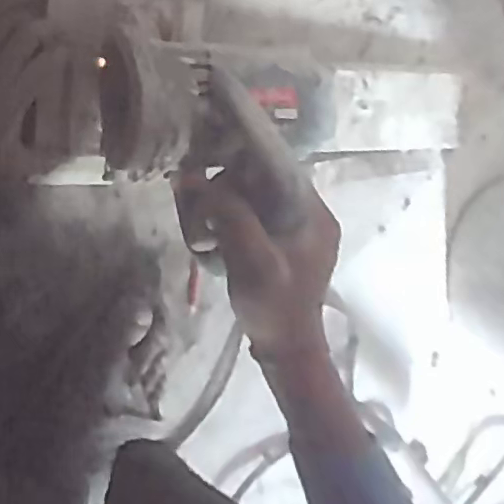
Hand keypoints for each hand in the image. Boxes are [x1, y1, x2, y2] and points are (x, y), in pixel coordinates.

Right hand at [199, 171, 340, 363]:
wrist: (287, 352)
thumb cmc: (274, 305)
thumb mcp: (251, 258)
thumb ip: (228, 213)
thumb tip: (191, 176)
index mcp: (312, 213)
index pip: (277, 164)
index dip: (242, 152)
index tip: (208, 151)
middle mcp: (308, 213)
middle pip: (261, 177)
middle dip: (226, 179)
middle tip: (194, 187)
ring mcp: (294, 228)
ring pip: (252, 194)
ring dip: (223, 197)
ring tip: (197, 209)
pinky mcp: (280, 241)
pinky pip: (250, 212)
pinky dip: (227, 212)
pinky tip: (208, 224)